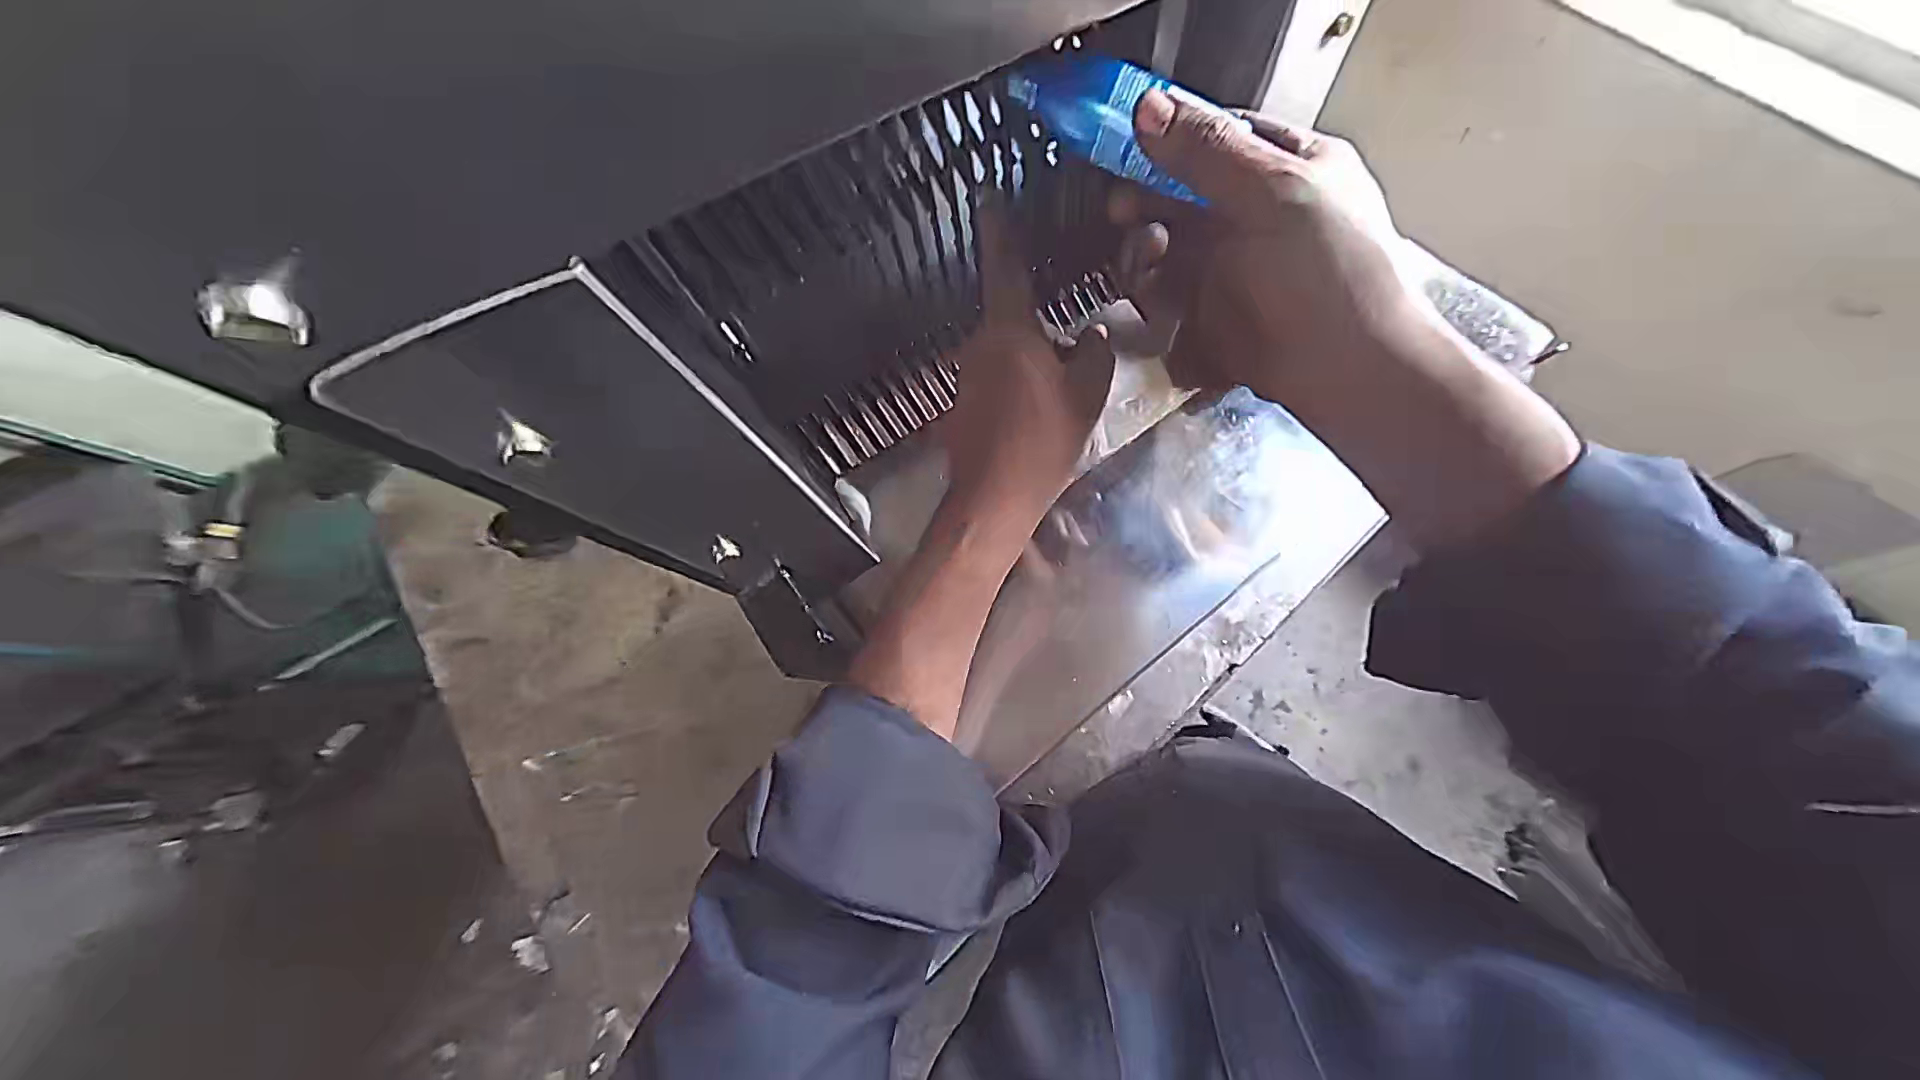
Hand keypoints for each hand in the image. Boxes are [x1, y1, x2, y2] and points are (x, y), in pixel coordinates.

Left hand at [941, 206, 1115, 526]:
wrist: (994, 497)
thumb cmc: (1043, 441)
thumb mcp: (1086, 395)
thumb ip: (1095, 355)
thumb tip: (1093, 336)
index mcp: (1009, 330)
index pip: (1004, 267)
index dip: (999, 230)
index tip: (989, 200)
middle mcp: (978, 344)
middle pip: (1008, 316)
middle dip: (1035, 321)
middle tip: (1065, 340)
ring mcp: (963, 375)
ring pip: (1001, 350)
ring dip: (1025, 357)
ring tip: (1053, 384)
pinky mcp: (958, 403)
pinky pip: (991, 377)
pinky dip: (1011, 382)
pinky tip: (1030, 408)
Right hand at [1112, 89, 1578, 549]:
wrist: (1340, 370)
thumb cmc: (1331, 275)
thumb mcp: (1275, 194)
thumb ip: (1208, 153)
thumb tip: (1149, 109)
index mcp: (1283, 168)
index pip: (1213, 136)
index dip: (1165, 140)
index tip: (1121, 146)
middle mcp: (1250, 214)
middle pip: (1177, 195)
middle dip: (1145, 202)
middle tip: (1124, 212)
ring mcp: (1228, 266)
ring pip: (1163, 246)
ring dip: (1143, 250)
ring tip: (1147, 260)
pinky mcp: (1208, 312)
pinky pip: (1164, 294)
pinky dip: (1150, 293)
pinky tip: (1152, 297)